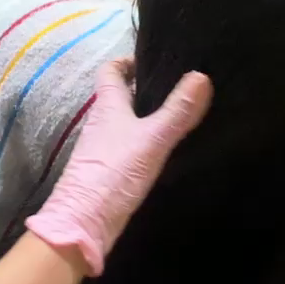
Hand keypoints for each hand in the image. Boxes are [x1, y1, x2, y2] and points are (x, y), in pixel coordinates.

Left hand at [24, 58, 210, 274]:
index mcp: (107, 106)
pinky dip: (146, 142)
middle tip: (178, 86)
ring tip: (180, 114)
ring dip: (147, 117)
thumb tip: (201, 75)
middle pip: (120, 96)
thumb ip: (177, 110)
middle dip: (144, 89)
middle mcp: (101, 123)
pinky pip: (129, 147)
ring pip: (125, 122)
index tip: (153, 60)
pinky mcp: (109, 172)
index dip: (128, 61)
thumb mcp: (153, 138)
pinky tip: (166, 150)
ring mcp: (103, 149)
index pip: (110, 71)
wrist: (84, 223)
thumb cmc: (114, 173)